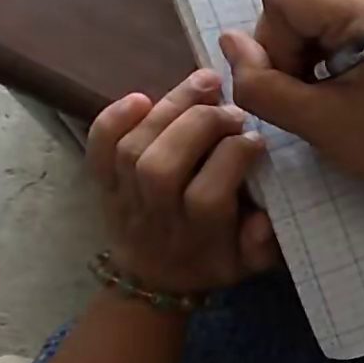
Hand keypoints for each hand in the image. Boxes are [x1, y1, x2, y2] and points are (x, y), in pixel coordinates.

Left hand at [86, 69, 279, 294]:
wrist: (151, 278)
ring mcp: (124, 195)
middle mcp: (155, 213)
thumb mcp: (248, 263)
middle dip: (202, 125)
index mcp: (196, 234)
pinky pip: (99, 148)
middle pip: (165, 165)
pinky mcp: (103, 180)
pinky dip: (113, 119)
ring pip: (136, 147)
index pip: (209, 193)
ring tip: (204, 84)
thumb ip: (262, 245)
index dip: (236, 156)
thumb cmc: (209, 261)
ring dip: (170, 107)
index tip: (257, 138)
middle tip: (232, 109)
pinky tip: (142, 97)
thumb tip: (265, 218)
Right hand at [219, 0, 363, 207]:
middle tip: (302, 93)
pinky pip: (326, 27)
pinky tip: (330, 88)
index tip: (290, 84)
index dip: (270, 39)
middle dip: (283, 46)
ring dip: (297, 53)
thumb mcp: (313, 121)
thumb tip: (227, 41)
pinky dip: (314, 56)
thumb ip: (260, 83)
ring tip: (317, 94)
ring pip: (305, 13)